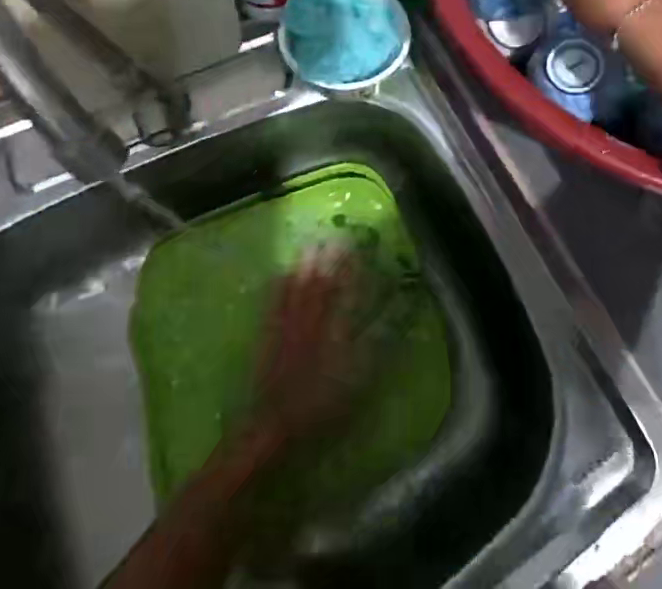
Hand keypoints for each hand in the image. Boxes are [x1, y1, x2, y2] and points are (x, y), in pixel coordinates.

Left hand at [248, 246, 366, 444]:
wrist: (272, 427)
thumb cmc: (320, 408)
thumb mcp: (356, 380)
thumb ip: (374, 346)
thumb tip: (393, 316)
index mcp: (334, 332)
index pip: (346, 292)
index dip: (352, 269)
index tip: (358, 247)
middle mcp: (310, 323)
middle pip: (321, 284)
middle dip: (329, 259)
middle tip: (336, 235)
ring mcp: (286, 328)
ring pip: (297, 288)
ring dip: (305, 264)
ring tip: (312, 243)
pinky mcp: (268, 337)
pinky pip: (274, 304)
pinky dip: (279, 285)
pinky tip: (281, 271)